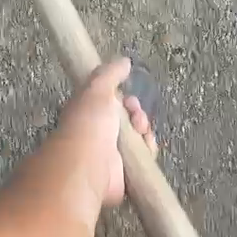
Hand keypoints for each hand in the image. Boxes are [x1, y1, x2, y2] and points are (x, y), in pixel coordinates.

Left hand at [51, 57, 156, 209]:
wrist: (88, 165)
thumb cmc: (89, 123)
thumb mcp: (97, 88)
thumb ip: (111, 73)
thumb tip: (125, 61)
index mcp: (90, 114)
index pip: (112, 104)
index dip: (125, 99)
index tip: (130, 99)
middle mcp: (100, 135)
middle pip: (128, 121)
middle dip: (138, 115)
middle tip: (137, 117)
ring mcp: (112, 156)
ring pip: (138, 139)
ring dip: (145, 131)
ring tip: (141, 131)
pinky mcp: (124, 174)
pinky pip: (143, 160)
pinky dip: (148, 151)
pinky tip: (146, 146)